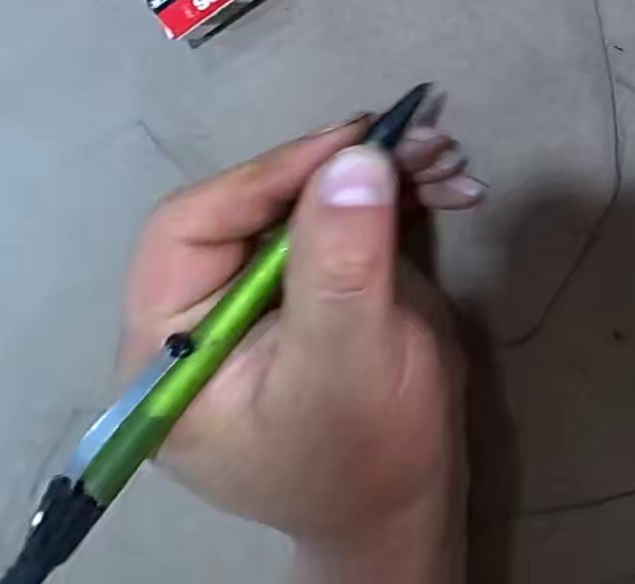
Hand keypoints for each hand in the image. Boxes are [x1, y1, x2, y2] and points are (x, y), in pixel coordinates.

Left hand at [120, 117, 481, 581]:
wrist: (415, 494)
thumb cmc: (365, 453)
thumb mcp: (348, 365)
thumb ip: (342, 265)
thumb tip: (355, 157)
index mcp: (176, 336)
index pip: (194, 225)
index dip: (269, 174)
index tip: (351, 144)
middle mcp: (220, 297)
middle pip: (270, 198)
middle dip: (348, 165)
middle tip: (418, 140)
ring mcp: (281, 281)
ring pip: (322, 195)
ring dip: (391, 169)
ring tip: (448, 157)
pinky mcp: (332, 270)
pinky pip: (361, 211)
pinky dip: (411, 193)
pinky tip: (457, 189)